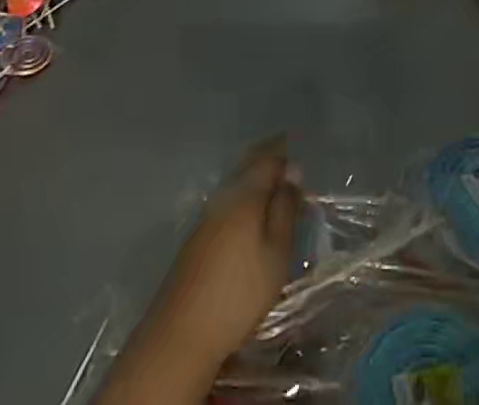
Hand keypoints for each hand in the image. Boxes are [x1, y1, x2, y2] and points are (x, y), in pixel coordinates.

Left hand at [95, 138, 303, 404]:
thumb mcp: (277, 251)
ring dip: (254, 177)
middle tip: (286, 151)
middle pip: (245, 168)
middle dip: (265, 156)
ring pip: (234, 186)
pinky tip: (252, 210)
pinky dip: (244, 196)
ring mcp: (204, 222)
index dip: (283, 148)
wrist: (179, 338)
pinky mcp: (196, 242)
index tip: (298, 141)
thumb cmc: (240, 291)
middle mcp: (221, 201)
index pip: (266, 159)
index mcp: (244, 197)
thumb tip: (293, 172)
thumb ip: (285, 208)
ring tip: (275, 180)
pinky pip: (226, 204)